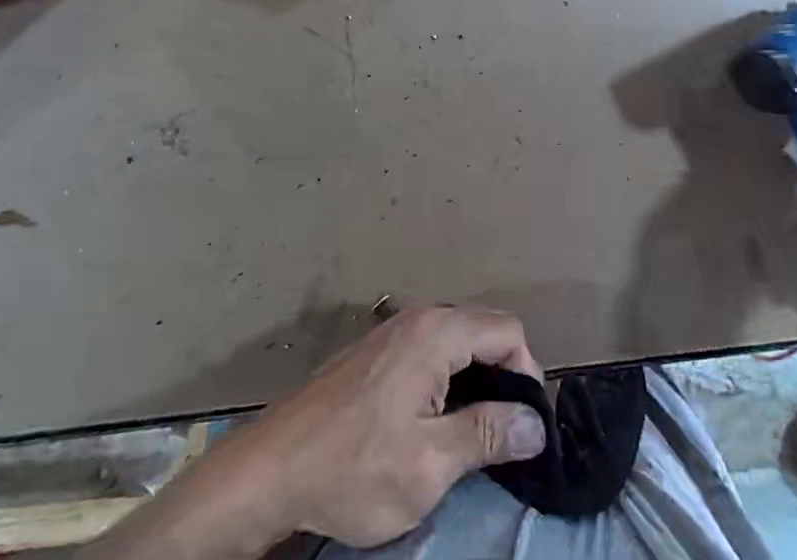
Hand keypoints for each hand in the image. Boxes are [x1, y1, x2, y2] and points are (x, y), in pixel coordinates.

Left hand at [80, 305, 546, 558]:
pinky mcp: (372, 354)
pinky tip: (432, 422)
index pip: (509, 332)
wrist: (261, 476)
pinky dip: (446, 381)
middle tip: (503, 431)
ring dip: (474, 380)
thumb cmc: (350, 468)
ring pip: (456, 344)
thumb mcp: (429, 463)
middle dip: (503, 376)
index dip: (528, 374)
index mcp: (437, 332)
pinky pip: (429, 353)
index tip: (525, 423)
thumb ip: (488, 435)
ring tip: (472, 431)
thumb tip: (535, 424)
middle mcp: (417, 319)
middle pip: (484, 332)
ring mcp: (391, 333)